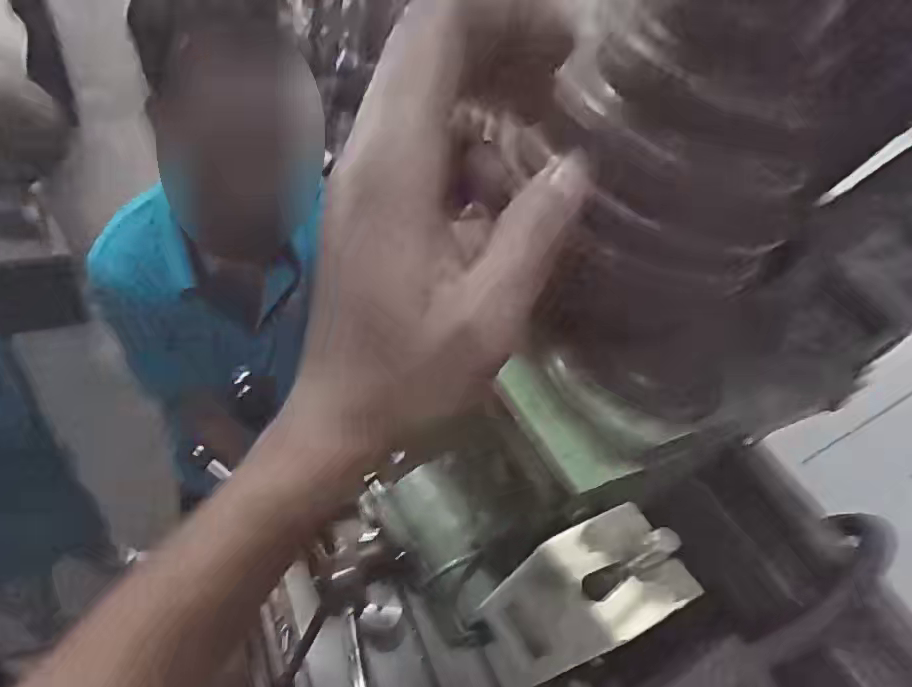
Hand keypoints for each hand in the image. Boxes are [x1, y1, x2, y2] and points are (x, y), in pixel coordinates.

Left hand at [280, 0, 589, 467]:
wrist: (336, 421)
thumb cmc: (406, 383)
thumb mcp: (487, 320)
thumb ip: (535, 234)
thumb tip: (576, 166)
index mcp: (393, 171)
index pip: (436, 31)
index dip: (505, 19)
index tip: (566, 50)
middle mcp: (365, 161)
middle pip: (428, 56)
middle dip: (502, 58)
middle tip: (562, 96)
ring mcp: (356, 187)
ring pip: (424, 108)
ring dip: (485, 123)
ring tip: (536, 177)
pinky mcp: (359, 216)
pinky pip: (415, 157)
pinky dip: (462, 166)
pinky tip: (492, 218)